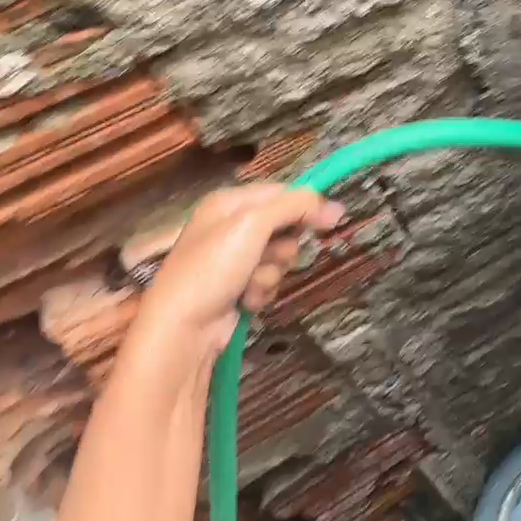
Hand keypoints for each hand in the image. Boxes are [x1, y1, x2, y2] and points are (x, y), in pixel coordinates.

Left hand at [128, 185, 344, 354]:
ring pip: (280, 256)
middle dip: (282, 247)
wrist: (183, 327)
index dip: (306, 206)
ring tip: (248, 284)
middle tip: (265, 257)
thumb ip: (296, 207)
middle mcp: (231, 225)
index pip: (282, 192)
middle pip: (285, 226)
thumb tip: (338, 208)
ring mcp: (234, 258)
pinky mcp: (237, 285)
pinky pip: (269, 280)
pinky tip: (245, 300)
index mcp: (229, 202)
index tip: (328, 222)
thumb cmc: (213, 268)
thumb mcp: (253, 224)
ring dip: (271, 273)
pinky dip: (262, 291)